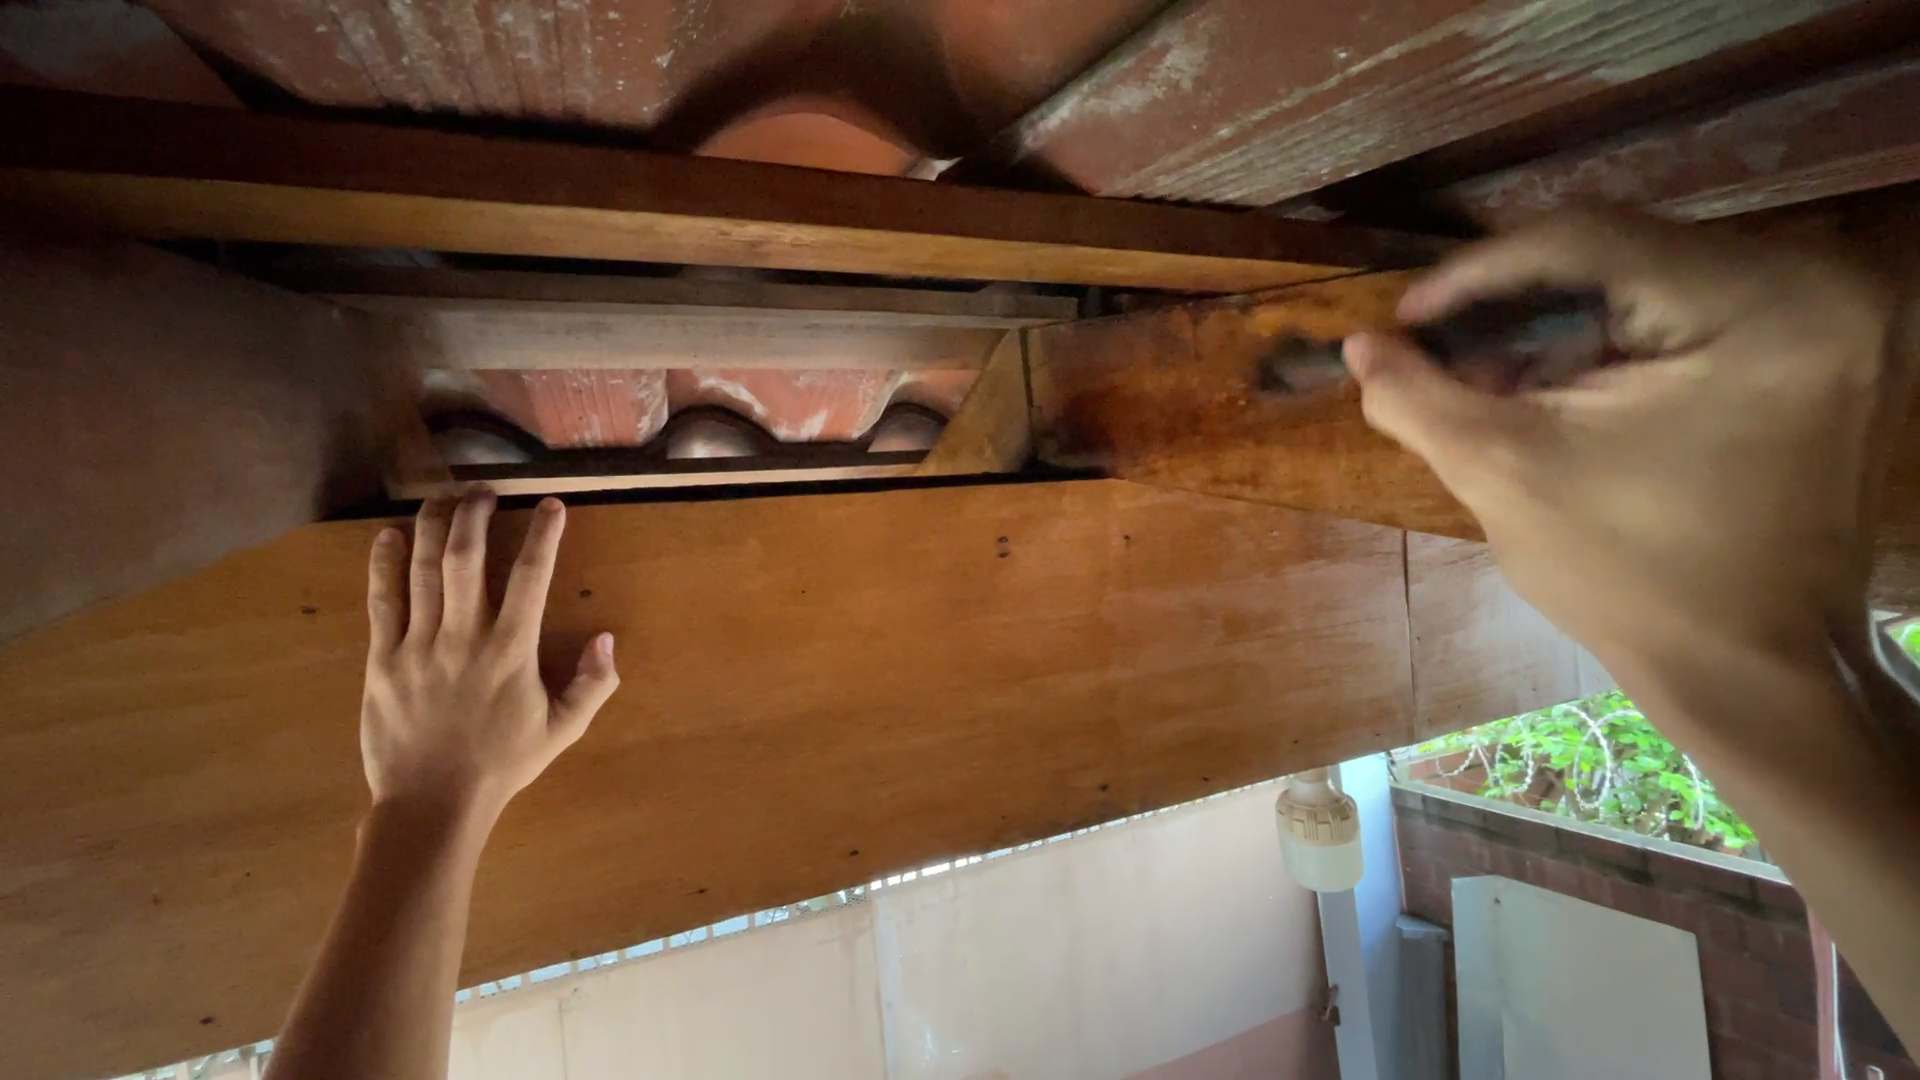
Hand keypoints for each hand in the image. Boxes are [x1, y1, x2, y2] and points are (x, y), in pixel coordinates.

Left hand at [360, 491, 619, 820]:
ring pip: (421, 571)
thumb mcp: (565, 727)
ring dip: (432, 527)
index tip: (552, 504)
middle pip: (465, 559)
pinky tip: (387, 535)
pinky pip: (381, 602)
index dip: (544, 536)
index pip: (530, 577)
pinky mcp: (382, 659)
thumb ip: (593, 683)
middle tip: (486, 489)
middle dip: (475, 515)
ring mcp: (417, 645)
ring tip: (444, 497)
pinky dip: (383, 564)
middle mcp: (464, 636)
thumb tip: (607, 638)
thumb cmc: (505, 762)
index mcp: (511, 650)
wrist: (432, 802)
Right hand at [1345, 210, 1909, 668]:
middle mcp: (1812, 288)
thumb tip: (1356, 345)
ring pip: (1637, 286)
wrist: (1743, 661)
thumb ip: (1416, 398)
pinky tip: (1534, 393)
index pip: (1587, 240)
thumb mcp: (1500, 472)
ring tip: (1472, 380)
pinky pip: (1670, 323)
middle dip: (1504, 305)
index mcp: (1759, 306)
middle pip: (1616, 257)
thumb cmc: (1624, 571)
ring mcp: (1820, 321)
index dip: (1472, 275)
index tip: (1399, 319)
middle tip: (1430, 353)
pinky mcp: (1804, 357)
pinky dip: (1589, 350)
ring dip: (1540, 328)